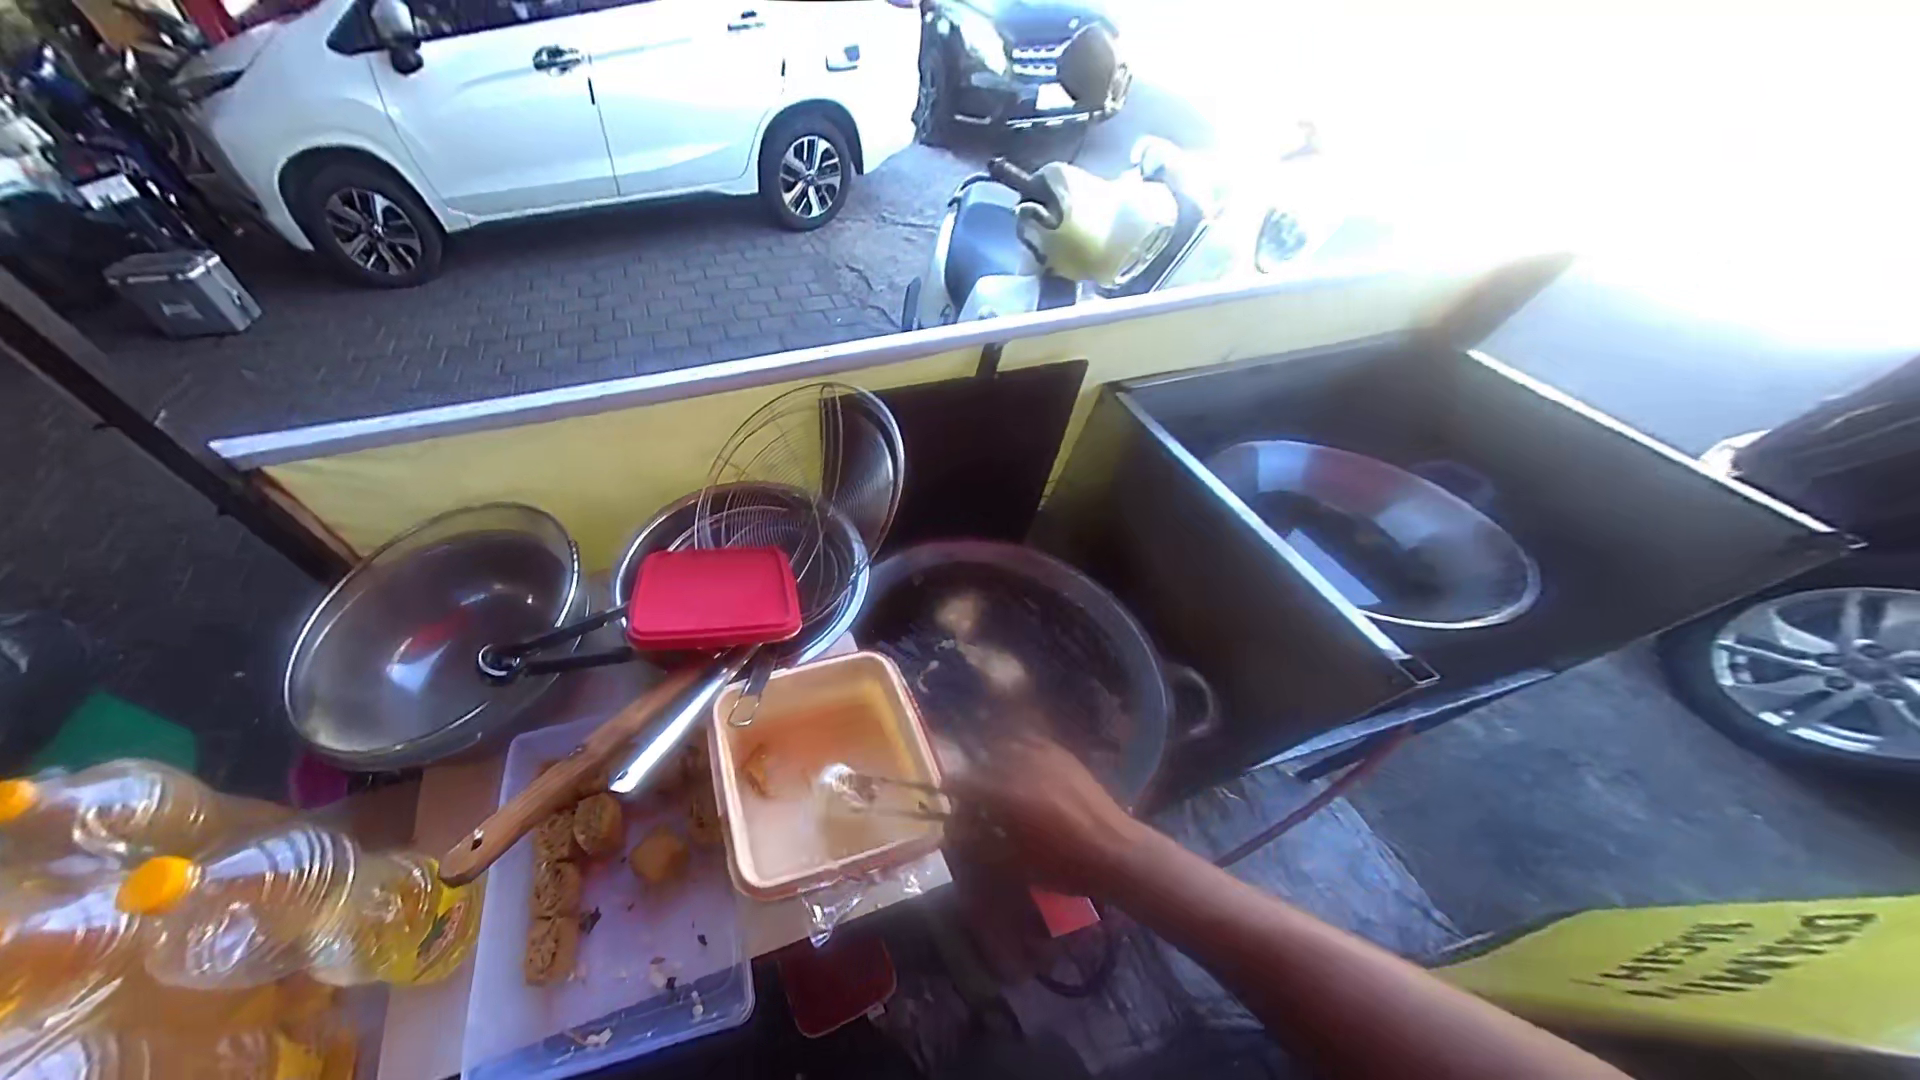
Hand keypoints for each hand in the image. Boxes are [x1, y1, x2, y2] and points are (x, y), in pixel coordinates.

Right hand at [945, 734, 1151, 896]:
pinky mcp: (1061, 753)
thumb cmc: (1064, 865)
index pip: (963, 782)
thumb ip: (978, 842)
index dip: (950, 791)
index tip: (944, 800)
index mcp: (1006, 793)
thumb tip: (952, 830)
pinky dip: (1018, 751)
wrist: (1116, 851)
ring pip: (1004, 748)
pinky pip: (1030, 742)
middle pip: (982, 763)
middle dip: (973, 781)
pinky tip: (1022, 767)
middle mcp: (1020, 765)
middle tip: (975, 801)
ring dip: (994, 764)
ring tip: (998, 784)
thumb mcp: (1014, 863)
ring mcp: (1043, 754)